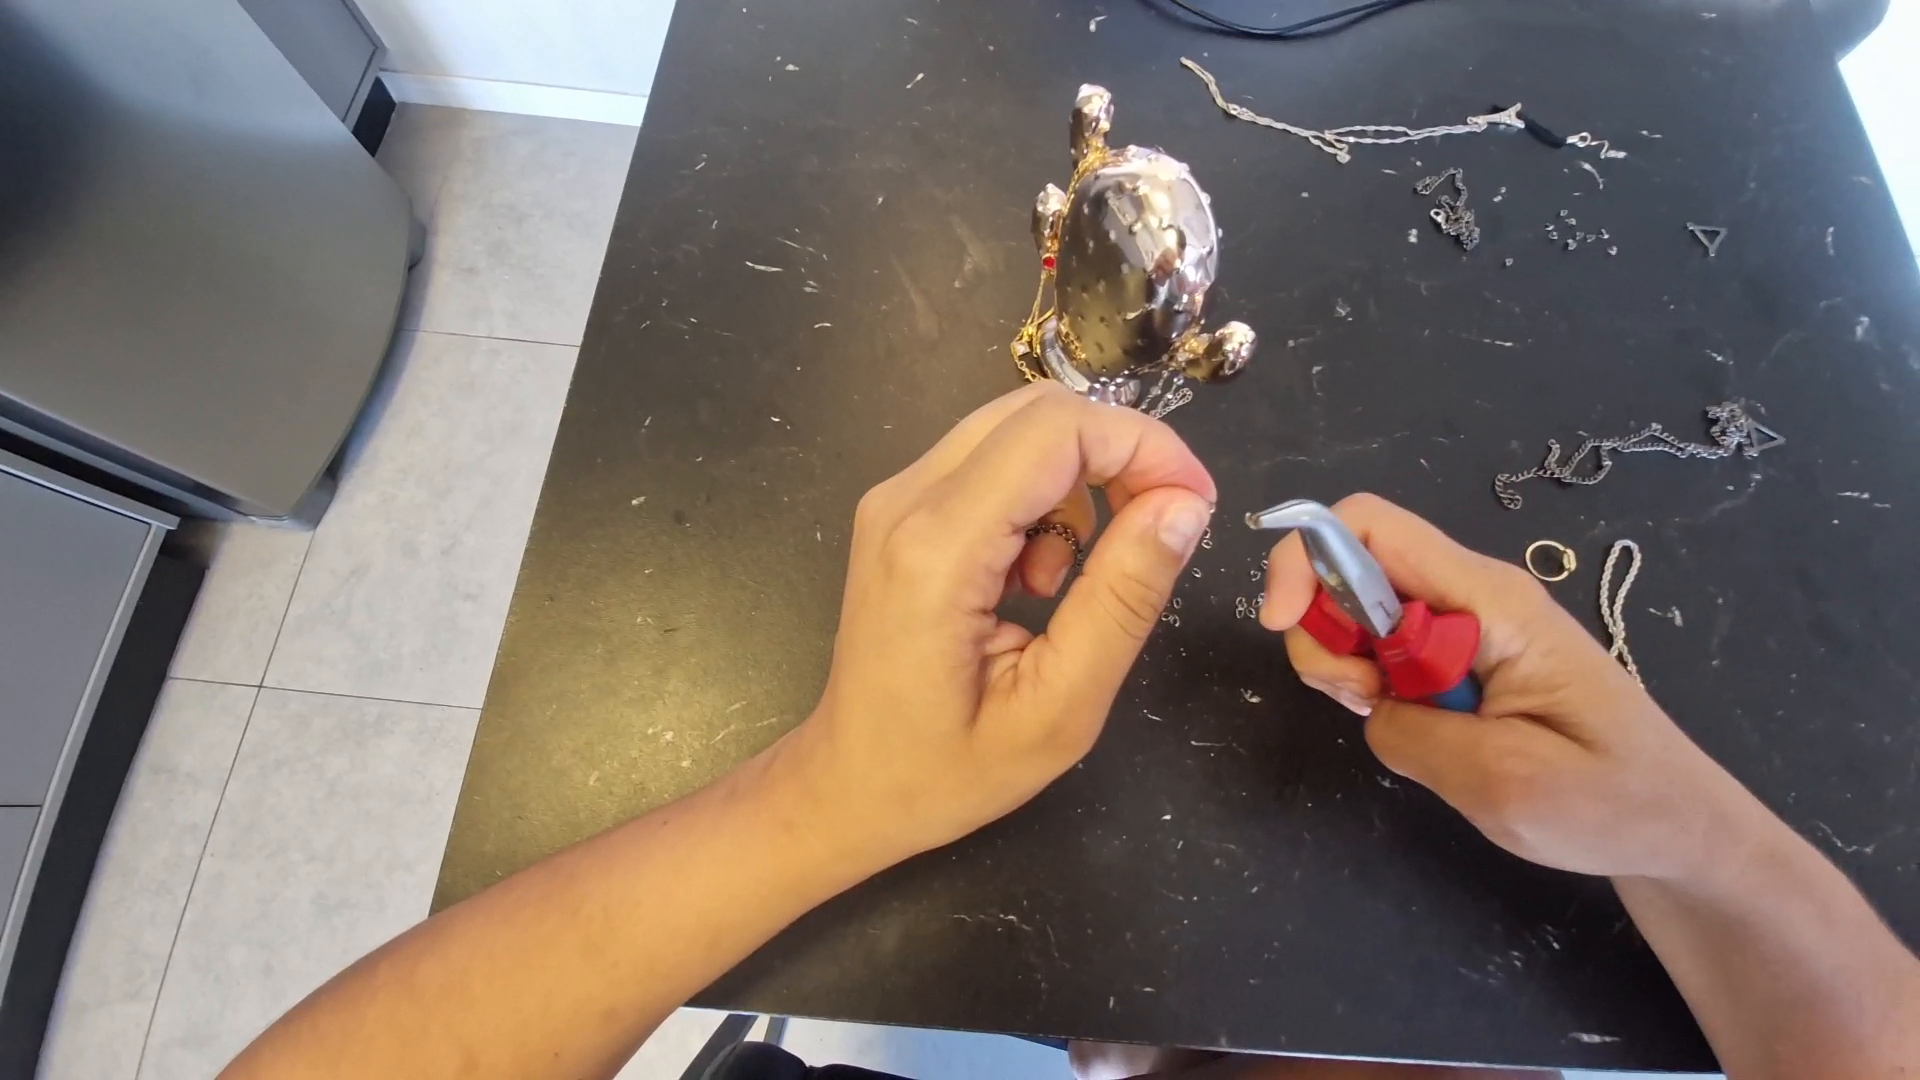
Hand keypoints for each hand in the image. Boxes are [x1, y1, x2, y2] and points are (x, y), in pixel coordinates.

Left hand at [782, 382, 1216, 865]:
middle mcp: (904, 500)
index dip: (1144, 446)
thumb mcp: (1059, 708)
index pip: (1055, 431)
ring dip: (1074, 485)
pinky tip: (1028, 575)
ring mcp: (893, 499)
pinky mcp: (897, 510)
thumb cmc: (946, 770)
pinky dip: (1036, 500)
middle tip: (1154, 530)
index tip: (1193, 503)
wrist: (850, 782)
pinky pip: (987, 463)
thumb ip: (1124, 600)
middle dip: (1117, 454)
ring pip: (1014, 431)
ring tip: (1066, 581)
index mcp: (937, 549)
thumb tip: (1183, 505)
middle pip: (1036, 413)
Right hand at [1260, 494, 1761, 880]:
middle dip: (1320, 630)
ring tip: (1390, 716)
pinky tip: (1402, 719)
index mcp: (1487, 599)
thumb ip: (1410, 732)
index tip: (1278, 622)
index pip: (1367, 528)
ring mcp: (1453, 623)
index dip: (1303, 557)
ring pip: (1348, 612)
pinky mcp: (1446, 654)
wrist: (1677, 831)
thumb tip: (1369, 702)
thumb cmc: (1615, 803)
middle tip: (1357, 696)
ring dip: (1338, 662)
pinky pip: (1370, 647)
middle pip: (1343, 569)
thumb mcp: (1505, 782)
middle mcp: (1464, 594)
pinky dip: (1359, 681)